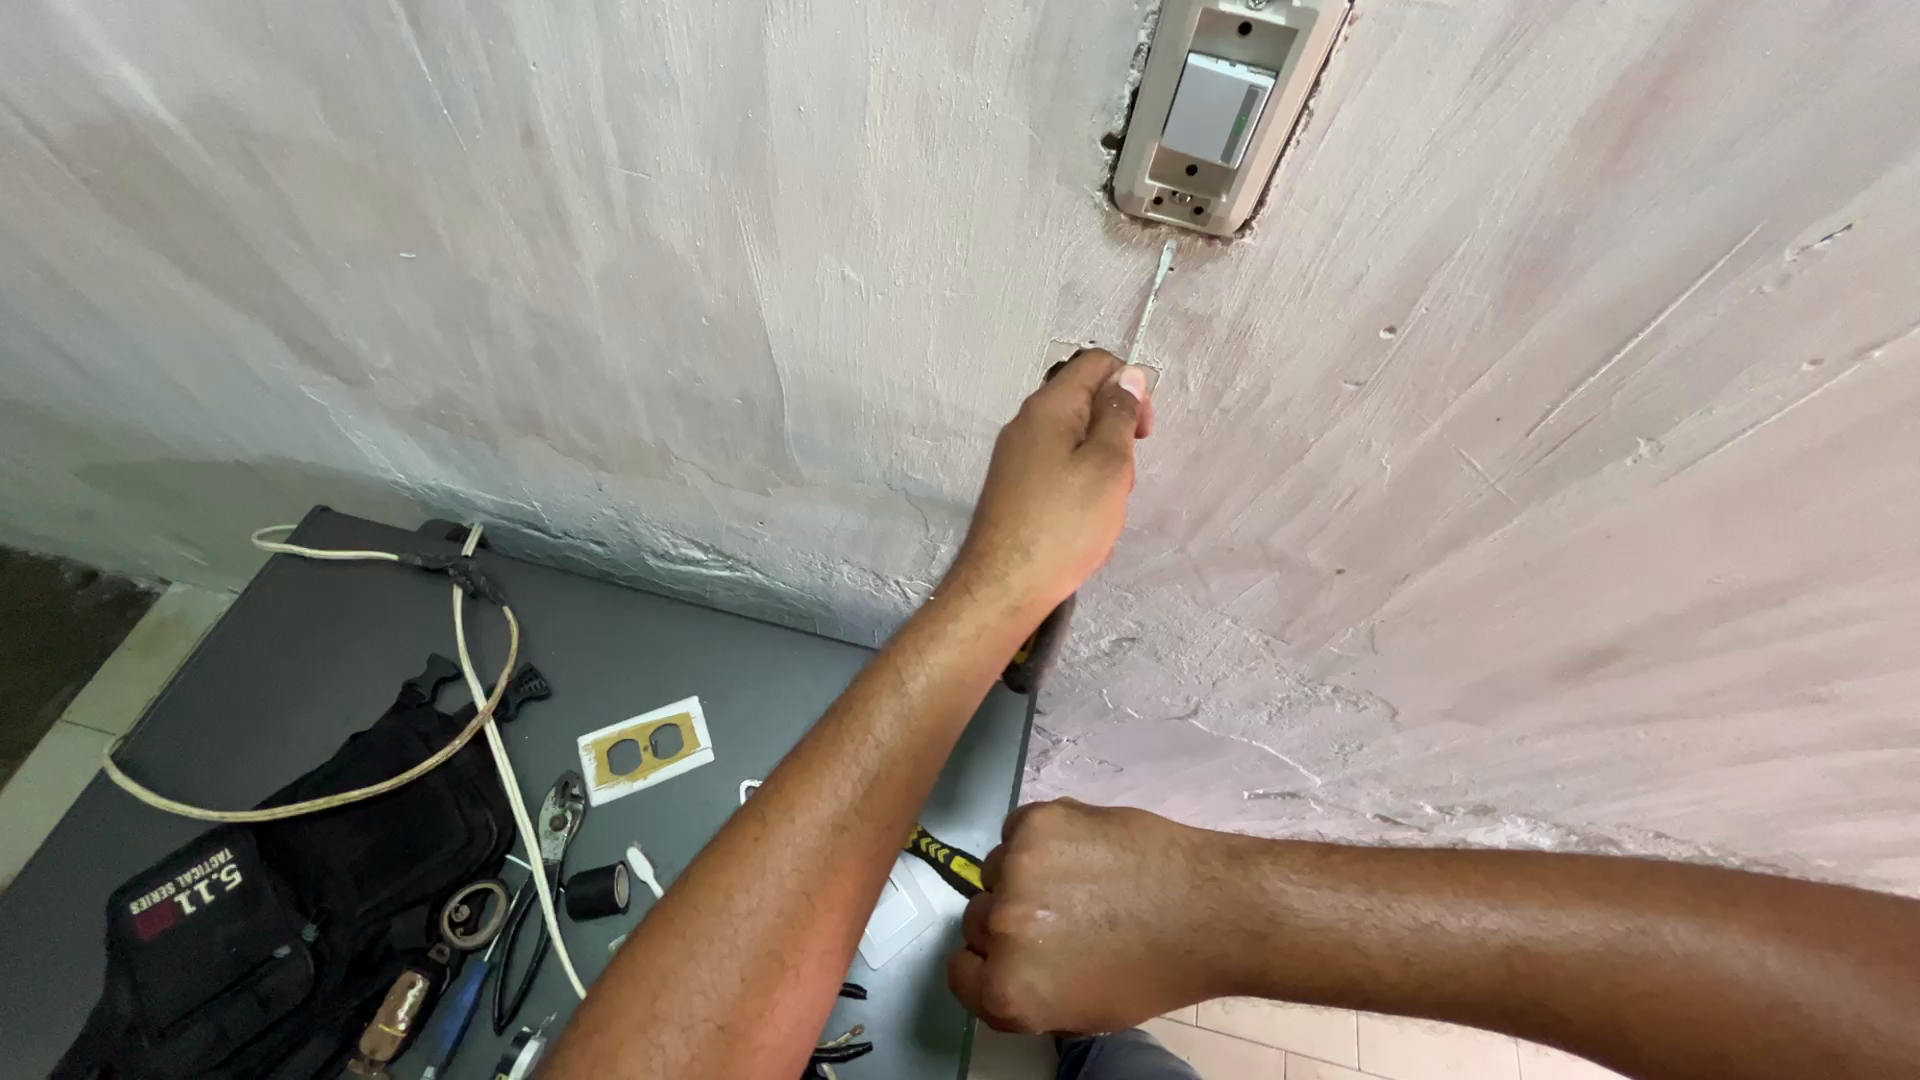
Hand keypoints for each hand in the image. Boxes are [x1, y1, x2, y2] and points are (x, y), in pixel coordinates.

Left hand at [946, 349, 1152, 615]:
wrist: (1004, 585)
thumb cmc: (1064, 525)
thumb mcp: (1107, 465)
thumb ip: (1119, 415)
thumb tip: (1128, 375)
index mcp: (1048, 406)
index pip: (1095, 363)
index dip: (1130, 385)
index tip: (1143, 431)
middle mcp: (1025, 422)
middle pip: (1083, 400)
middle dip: (1114, 430)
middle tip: (1123, 476)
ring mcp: (1014, 455)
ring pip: (1071, 438)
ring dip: (1099, 463)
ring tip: (1103, 505)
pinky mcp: (1012, 486)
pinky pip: (1055, 468)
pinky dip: (1077, 484)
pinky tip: (1082, 520)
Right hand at [947, 799, 1249, 1034]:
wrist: (1202, 907)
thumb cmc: (1150, 971)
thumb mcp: (1082, 1011)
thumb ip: (1027, 991)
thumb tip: (1005, 963)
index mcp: (1008, 989)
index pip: (959, 972)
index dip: (988, 964)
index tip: (1017, 954)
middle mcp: (999, 927)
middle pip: (976, 918)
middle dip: (1007, 920)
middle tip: (1054, 917)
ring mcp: (1015, 867)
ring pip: (994, 869)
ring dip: (1021, 875)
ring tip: (1072, 878)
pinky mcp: (1035, 820)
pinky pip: (1015, 829)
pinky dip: (1037, 838)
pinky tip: (1078, 848)